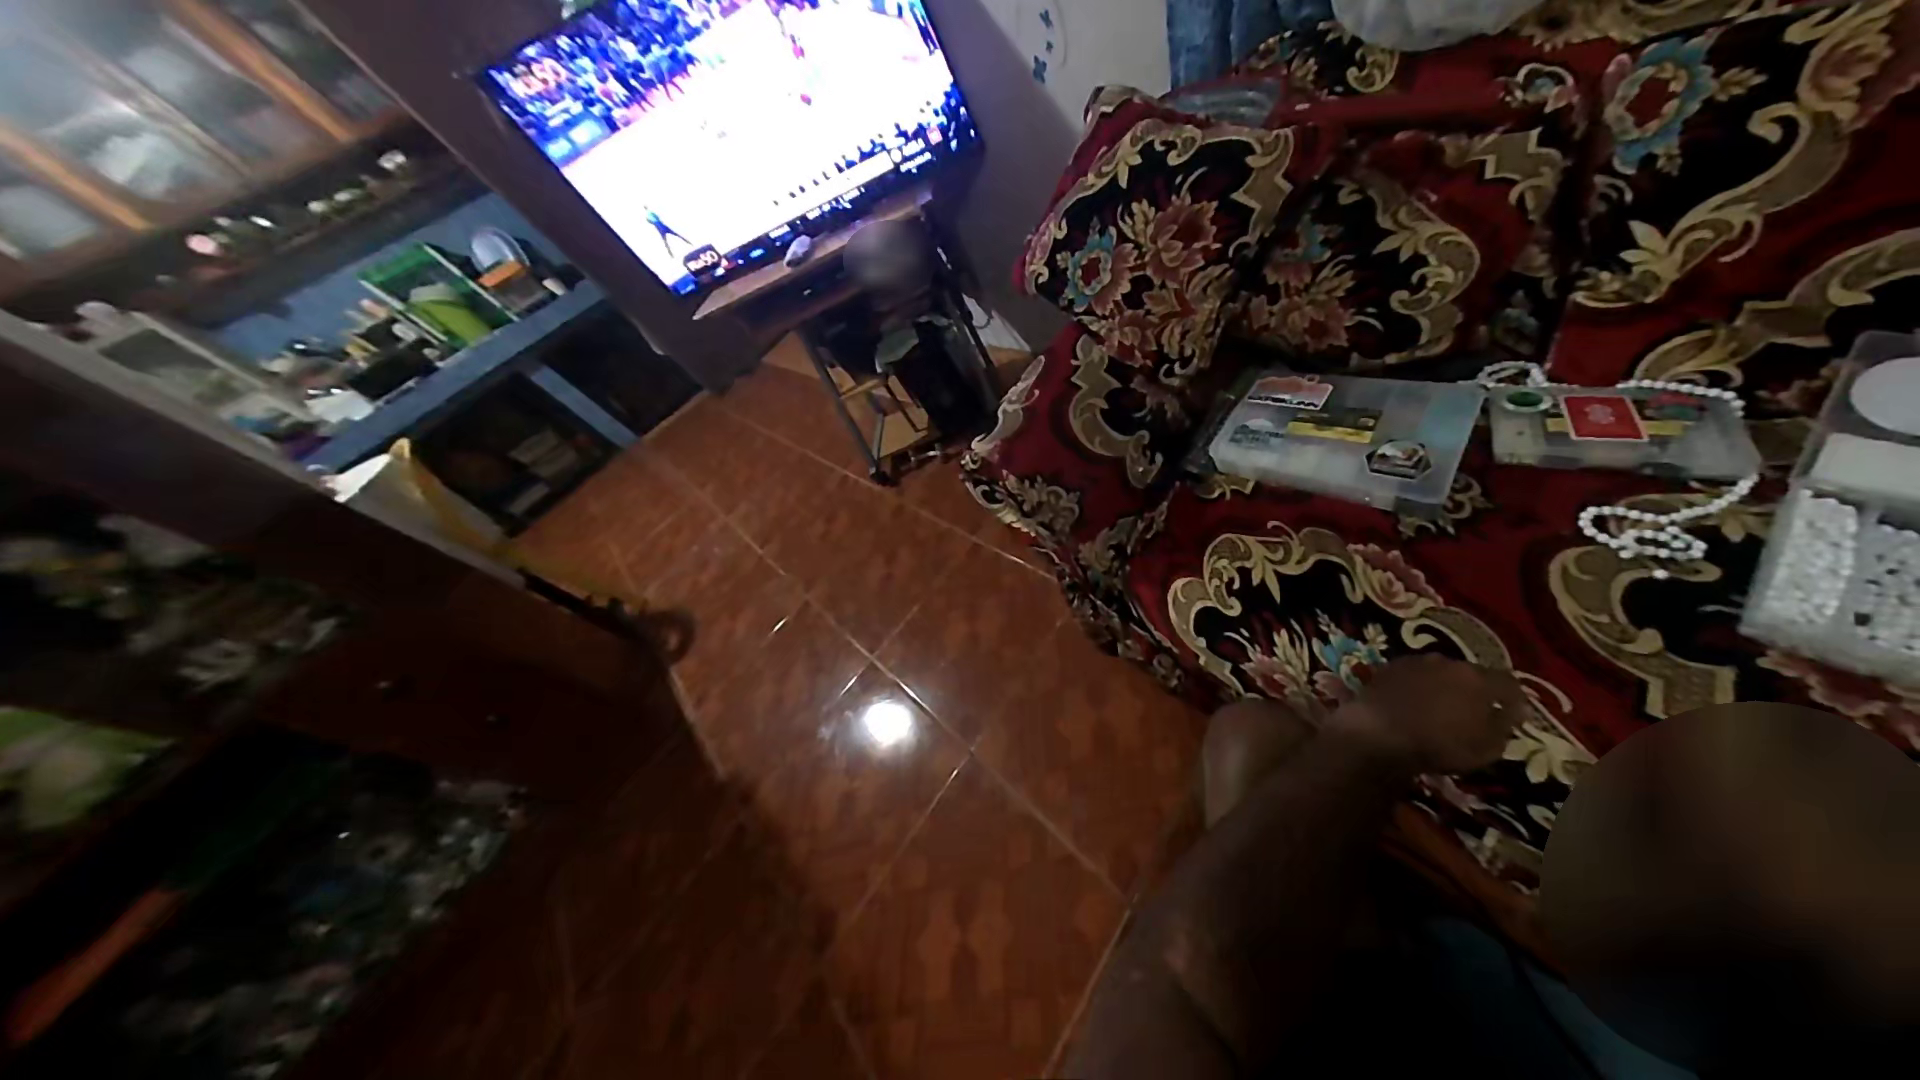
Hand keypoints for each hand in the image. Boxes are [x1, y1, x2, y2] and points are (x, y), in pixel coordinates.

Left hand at [1329, 654, 1527, 773]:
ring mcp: (1414, 662)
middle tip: (1472, 710)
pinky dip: (1417, 686)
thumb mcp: (1487, 747)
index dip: (1513, 699)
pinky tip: (1412, 701)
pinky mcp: (1387, 667)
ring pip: (1440, 672)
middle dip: (1476, 690)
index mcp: (1477, 679)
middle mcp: (1447, 662)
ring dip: (1443, 685)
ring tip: (1439, 706)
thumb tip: (1513, 711)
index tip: (1512, 713)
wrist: (1377, 733)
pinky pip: (1413, 675)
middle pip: (1471, 674)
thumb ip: (1504, 726)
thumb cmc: (1439, 744)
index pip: (1508, 683)